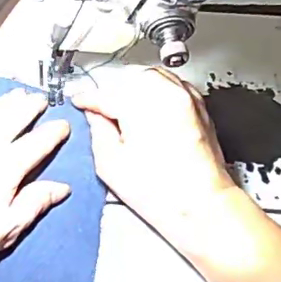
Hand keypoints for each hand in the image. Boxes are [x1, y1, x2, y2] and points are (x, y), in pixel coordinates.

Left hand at [0, 89, 72, 281]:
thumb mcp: (5, 231)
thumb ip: (33, 204)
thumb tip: (60, 188)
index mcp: (7, 169)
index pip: (38, 143)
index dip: (53, 132)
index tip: (63, 125)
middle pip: (13, 119)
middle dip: (30, 107)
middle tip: (40, 100)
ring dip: (3, 103)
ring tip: (16, 94)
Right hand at [69, 67, 243, 241]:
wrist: (202, 204)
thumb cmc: (162, 192)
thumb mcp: (109, 162)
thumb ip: (96, 130)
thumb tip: (93, 114)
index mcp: (141, 104)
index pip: (104, 93)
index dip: (86, 98)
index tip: (78, 101)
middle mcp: (166, 94)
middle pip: (127, 78)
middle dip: (112, 91)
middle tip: (100, 109)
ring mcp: (186, 97)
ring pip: (150, 77)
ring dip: (133, 88)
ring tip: (123, 110)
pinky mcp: (198, 106)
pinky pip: (171, 86)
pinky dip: (155, 92)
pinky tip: (148, 111)